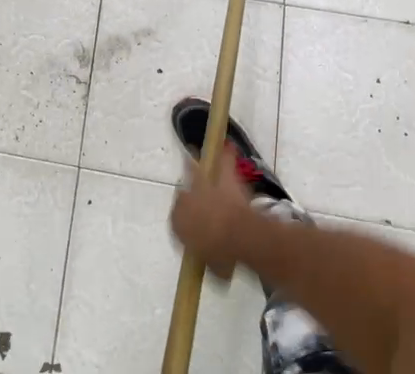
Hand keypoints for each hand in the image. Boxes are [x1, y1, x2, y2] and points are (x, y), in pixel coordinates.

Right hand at [169, 148, 259, 278]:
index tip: (198, 226)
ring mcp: (202, 186)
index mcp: (178, 224)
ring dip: (196, 165)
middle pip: (183, 194)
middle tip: (195, 195)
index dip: (188, 222)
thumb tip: (215, 264)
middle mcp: (184, 201)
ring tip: (194, 155)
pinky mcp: (220, 177)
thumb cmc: (222, 256)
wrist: (236, 235)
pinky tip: (227, 145)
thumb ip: (209, 260)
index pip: (178, 219)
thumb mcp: (213, 268)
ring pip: (195, 172)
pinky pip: (222, 161)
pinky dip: (225, 154)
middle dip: (188, 195)